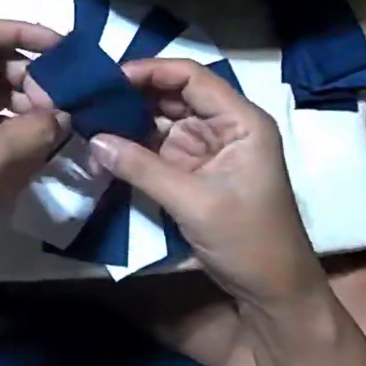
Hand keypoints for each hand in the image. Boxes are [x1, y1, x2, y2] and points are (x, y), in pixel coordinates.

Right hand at [87, 59, 324, 310]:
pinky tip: (106, 141)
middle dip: (135, 93)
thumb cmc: (248, 241)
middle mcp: (225, 125)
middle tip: (92, 94)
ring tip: (92, 113)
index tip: (111, 77)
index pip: (193, 78)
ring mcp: (209, 147)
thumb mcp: (195, 203)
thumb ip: (143, 168)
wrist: (273, 293)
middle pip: (176, 94)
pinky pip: (160, 146)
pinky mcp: (194, 169)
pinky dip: (134, 144)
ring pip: (164, 119)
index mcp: (241, 121)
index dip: (152, 71)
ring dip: (131, 117)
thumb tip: (94, 140)